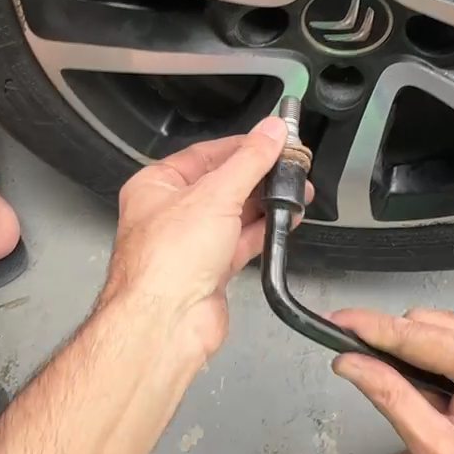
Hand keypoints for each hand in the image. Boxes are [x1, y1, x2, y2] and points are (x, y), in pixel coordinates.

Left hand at [101, 116, 288, 358]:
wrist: (166, 322)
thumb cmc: (165, 260)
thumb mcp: (215, 194)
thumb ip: (249, 161)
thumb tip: (270, 132)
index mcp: (156, 186)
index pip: (204, 154)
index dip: (241, 146)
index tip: (271, 138)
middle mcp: (169, 214)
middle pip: (221, 184)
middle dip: (258, 175)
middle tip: (291, 165)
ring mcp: (190, 244)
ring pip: (233, 214)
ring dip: (265, 203)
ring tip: (296, 191)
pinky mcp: (209, 270)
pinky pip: (240, 243)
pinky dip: (263, 231)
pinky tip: (284, 221)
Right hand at [329, 308, 453, 453]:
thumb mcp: (437, 451)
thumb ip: (390, 397)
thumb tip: (351, 363)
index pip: (411, 333)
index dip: (365, 326)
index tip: (333, 320)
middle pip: (424, 323)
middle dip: (396, 350)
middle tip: (390, 393)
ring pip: (441, 325)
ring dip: (420, 354)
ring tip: (432, 405)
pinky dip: (442, 355)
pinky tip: (449, 394)